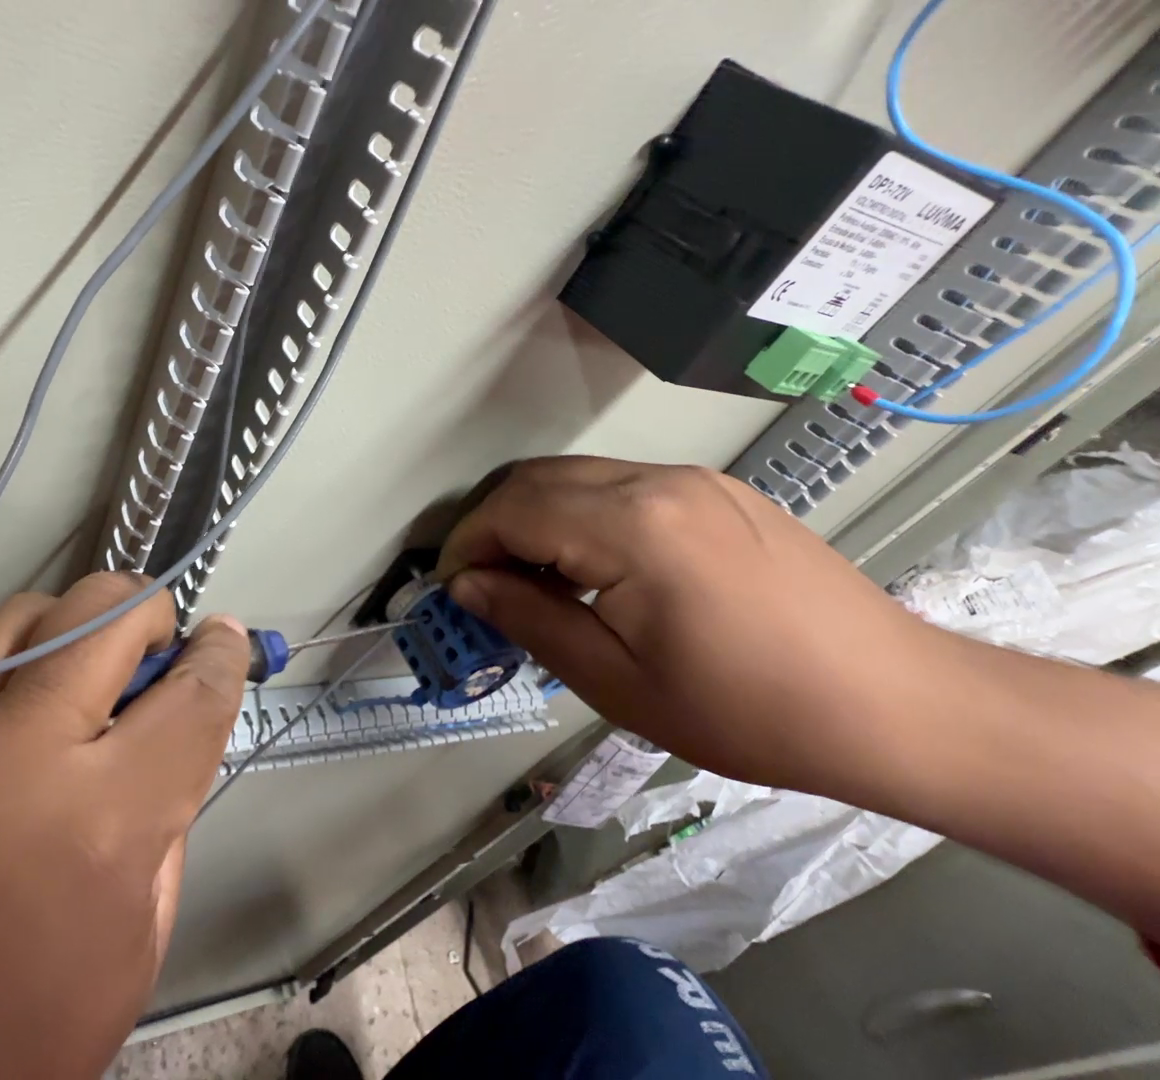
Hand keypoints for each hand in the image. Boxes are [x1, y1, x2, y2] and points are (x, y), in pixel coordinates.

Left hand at [0, 573, 250, 1079]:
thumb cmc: (22, 1030)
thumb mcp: (136, 944)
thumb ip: (164, 826)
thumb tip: (169, 740)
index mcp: (100, 817)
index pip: (189, 697)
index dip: (221, 657)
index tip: (225, 638)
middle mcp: (18, 749)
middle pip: (105, 615)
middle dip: (149, 612)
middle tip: (158, 646)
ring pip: (28, 610)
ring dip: (77, 620)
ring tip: (87, 666)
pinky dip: (13, 651)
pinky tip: (19, 698)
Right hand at [437, 456, 964, 795]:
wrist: (895, 706)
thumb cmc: (746, 710)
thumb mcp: (616, 682)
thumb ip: (530, 620)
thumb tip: (467, 585)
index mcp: (632, 527)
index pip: (512, 511)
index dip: (466, 546)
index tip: (450, 591)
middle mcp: (660, 482)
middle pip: (538, 479)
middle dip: (491, 525)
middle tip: (478, 585)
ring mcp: (696, 481)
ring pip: (579, 475)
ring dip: (534, 517)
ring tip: (528, 581)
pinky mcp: (722, 493)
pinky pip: (623, 485)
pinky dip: (581, 514)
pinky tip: (589, 567)